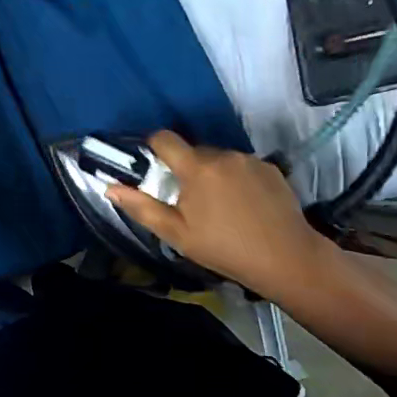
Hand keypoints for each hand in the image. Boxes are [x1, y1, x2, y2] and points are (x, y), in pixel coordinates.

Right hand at [105, 130, 341, 296]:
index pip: (165, 138)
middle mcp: (224, 155)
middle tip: (187, 201)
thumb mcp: (177, 234)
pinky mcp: (271, 168)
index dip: (153, 147)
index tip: (151, 167)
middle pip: (193, 151)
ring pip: (219, 159)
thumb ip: (141, 207)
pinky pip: (242, 166)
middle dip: (184, 169)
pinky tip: (242, 206)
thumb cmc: (224, 248)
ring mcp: (251, 160)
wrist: (286, 258)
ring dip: (211, 174)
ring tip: (218, 207)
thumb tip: (110, 187)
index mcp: (197, 168)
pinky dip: (235, 179)